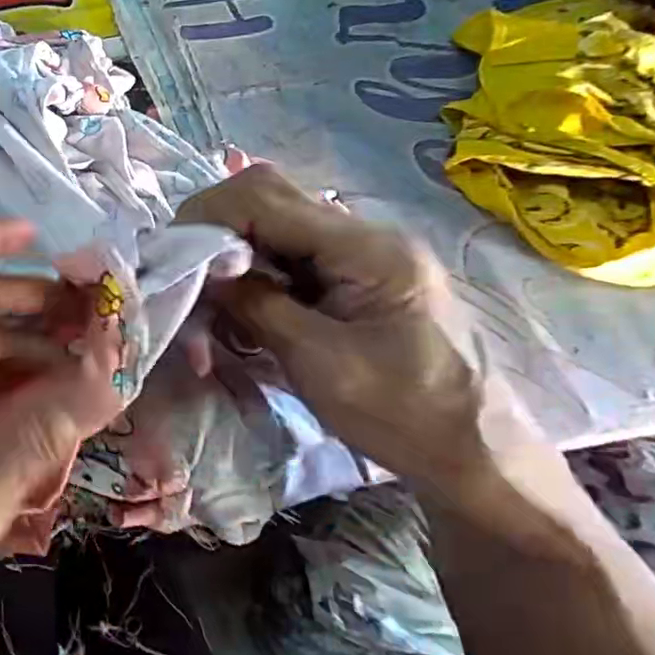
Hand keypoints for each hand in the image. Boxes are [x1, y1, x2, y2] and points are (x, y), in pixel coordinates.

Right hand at [177, 164, 526, 494]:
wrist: (478, 458)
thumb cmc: (404, 415)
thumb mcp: (318, 361)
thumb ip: (255, 304)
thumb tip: (200, 269)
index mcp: (367, 248)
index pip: (262, 196)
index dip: (206, 217)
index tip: (175, 260)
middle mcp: (364, 235)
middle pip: (264, 196)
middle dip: (212, 229)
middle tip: (187, 275)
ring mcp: (359, 253)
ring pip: (268, 221)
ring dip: (228, 251)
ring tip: (212, 298)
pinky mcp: (351, 274)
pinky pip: (284, 250)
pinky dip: (249, 271)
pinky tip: (242, 307)